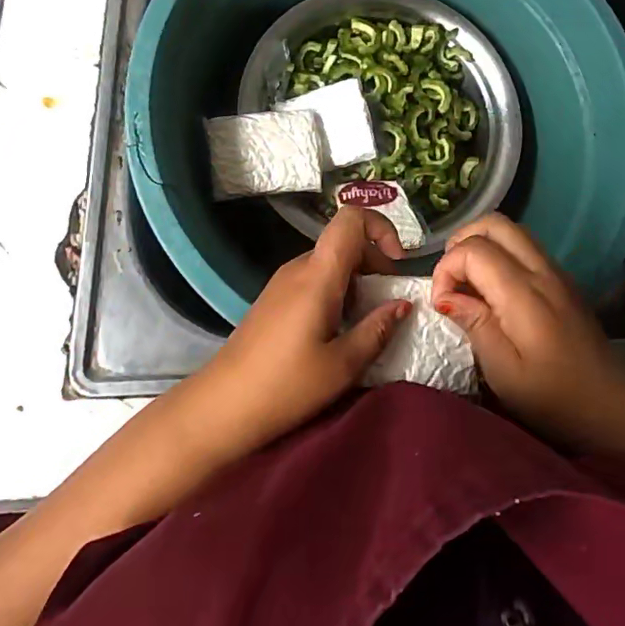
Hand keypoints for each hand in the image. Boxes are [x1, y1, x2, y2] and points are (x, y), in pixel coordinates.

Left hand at [195, 207, 412, 448]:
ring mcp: (282, 283)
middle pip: (344, 244)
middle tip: (389, 306)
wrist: (222, 406)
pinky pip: (313, 281)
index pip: (350, 219)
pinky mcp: (273, 300)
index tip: (397, 266)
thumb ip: (377, 329)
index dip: (381, 228)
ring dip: (357, 284)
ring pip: (330, 264)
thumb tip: (402, 304)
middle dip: (375, 266)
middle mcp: (298, 268)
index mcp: (317, 275)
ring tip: (366, 326)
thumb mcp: (343, 365)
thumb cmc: (286, 386)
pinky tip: (337, 333)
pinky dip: (336, 295)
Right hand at [430, 214, 624, 445]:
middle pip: (495, 224)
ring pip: (512, 231)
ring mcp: (557, 274)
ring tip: (467, 284)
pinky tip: (492, 291)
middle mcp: (542, 272)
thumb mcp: (504, 371)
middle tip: (450, 280)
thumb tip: (446, 296)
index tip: (442, 305)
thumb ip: (474, 324)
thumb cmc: (553, 398)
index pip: (473, 250)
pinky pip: (525, 249)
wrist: (612, 409)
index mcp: (525, 294)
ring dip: (481, 245)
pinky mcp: (563, 283)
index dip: (446, 269)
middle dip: (461, 242)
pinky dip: (499, 255)